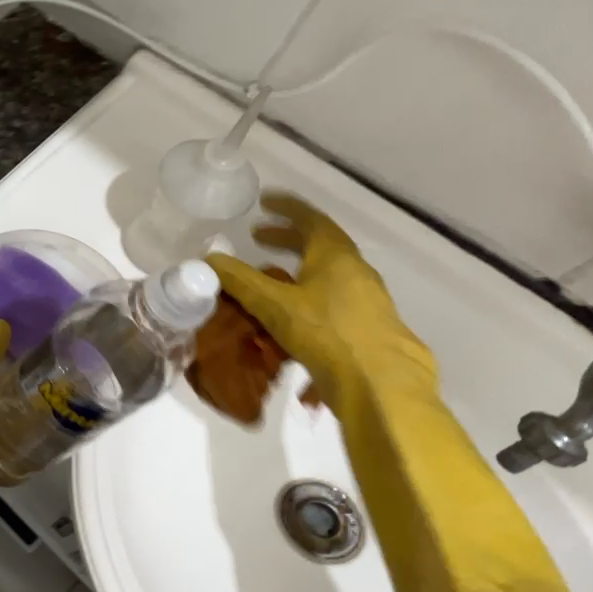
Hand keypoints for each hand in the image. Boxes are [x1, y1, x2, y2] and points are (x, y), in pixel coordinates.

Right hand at [206, 192, 436, 414]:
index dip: (286, 208)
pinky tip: (292, 325)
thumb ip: (239, 280)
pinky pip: (335, 302)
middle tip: (259, 240)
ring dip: (299, 271)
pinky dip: (310, 298)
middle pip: (321, 246)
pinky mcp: (372, 330)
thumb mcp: (273, 305)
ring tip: (271, 283)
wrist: (383, 389)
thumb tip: (209, 259)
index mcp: (336, 257)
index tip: (264, 202)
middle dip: (288, 239)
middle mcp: (357, 273)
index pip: (311, 219)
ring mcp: (370, 302)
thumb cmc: (327, 335)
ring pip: (329, 275)